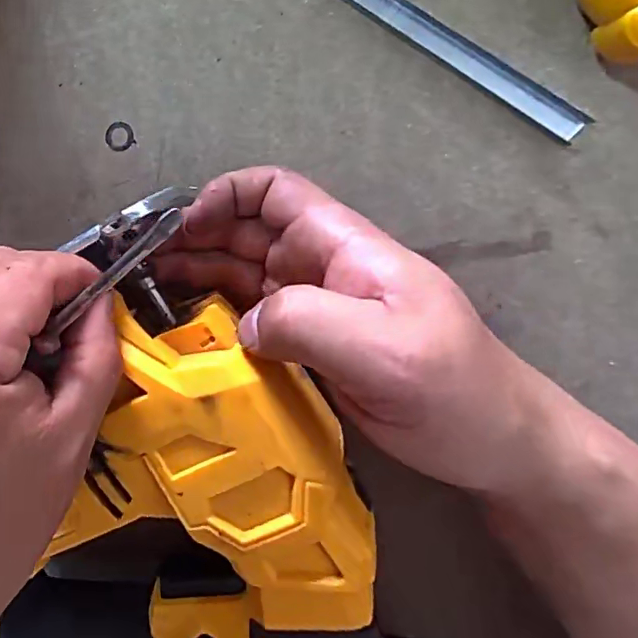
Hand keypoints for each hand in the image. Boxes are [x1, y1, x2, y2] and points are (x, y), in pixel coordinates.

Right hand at [157, 167, 563, 497]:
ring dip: (193, 273)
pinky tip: (180, 325)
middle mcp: (316, 265)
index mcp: (339, 244)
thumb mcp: (384, 349)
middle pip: (242, 231)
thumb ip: (306, 323)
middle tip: (142, 260)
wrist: (495, 446)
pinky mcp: (302, 341)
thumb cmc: (453, 387)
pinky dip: (210, 314)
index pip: (274, 191)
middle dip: (192, 236)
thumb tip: (242, 324)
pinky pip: (245, 316)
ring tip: (147, 288)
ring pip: (237, 272)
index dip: (226, 194)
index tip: (186, 224)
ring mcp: (308, 304)